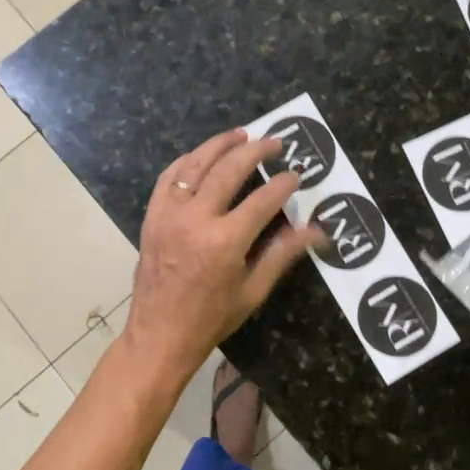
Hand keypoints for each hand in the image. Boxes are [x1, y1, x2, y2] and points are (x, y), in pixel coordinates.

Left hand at [121, 129, 321, 381]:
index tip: (296, 175)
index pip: (263, 200)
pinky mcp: (152, 216)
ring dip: (220, 144)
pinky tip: (201, 155)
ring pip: (196, 164)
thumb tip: (316, 231)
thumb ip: (282, 254)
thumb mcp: (253, 291)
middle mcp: (196, 219)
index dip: (283, 184)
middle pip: (229, 169)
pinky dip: (187, 161)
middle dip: (256, 151)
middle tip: (275, 142)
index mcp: (225, 242)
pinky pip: (169, 177)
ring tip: (241, 134)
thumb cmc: (211, 318)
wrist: (159, 335)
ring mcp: (169, 214)